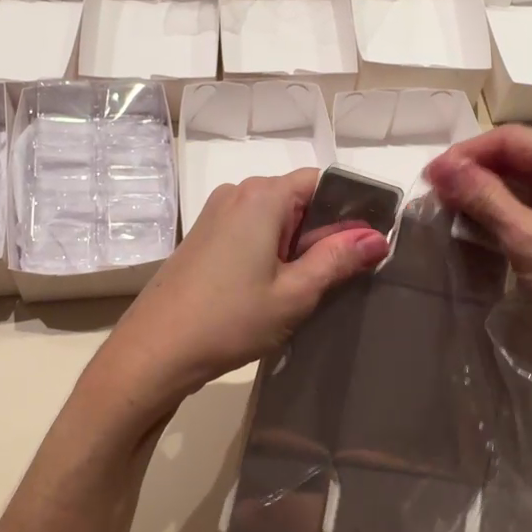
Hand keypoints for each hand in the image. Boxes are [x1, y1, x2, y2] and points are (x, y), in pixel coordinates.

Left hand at [86, 168, 388, 429]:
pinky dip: (274, 251)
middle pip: (299, 198)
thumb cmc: (230, 320)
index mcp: (262, 196)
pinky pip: (252, 232)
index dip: (353, 206)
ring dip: (300, 245)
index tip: (375, 239)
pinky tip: (279, 287)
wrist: (154, 351)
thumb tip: (377, 237)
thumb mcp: (294, 293)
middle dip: (327, 230)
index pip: (323, 181)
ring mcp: (215, 215)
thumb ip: (337, 259)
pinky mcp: (203, 238)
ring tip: (315, 286)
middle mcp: (237, 193)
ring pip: (276, 218)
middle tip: (350, 272)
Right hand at [425, 126, 531, 368]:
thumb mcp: (527, 239)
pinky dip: (511, 200)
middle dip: (477, 169)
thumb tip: (440, 167)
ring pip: (529, 171)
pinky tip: (482, 213)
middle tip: (436, 190)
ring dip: (490, 185)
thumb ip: (483, 196)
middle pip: (522, 151)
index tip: (430, 175)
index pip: (514, 139)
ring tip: (451, 201)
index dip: (467, 154)